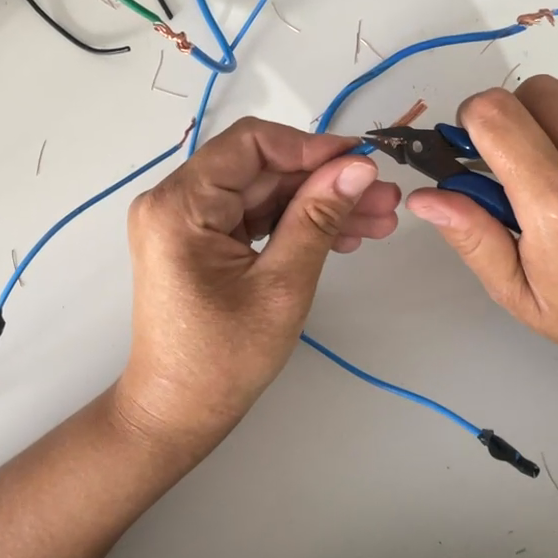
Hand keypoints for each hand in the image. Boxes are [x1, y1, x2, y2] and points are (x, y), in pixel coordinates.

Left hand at [118, 118, 401, 446]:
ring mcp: (185, 220)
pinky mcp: (199, 240)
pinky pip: (252, 216)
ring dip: (318, 203)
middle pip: (261, 169)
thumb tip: (358, 166)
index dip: (310, 146)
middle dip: (324, 181)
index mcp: (180, 205)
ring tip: (378, 220)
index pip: (250, 144)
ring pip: (263, 192)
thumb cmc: (224, 359)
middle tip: (383, 198)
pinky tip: (343, 236)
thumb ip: (318, 217)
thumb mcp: (281, 285)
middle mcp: (174, 201)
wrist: (177, 413)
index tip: (361, 162)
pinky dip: (294, 223)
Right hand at [405, 76, 557, 387]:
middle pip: (535, 90)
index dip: (473, 119)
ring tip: (557, 154)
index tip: (475, 147)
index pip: (497, 115)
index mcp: (557, 205)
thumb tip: (422, 196)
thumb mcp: (519, 294)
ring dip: (553, 111)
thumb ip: (471, 237)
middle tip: (515, 156)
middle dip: (512, 114)